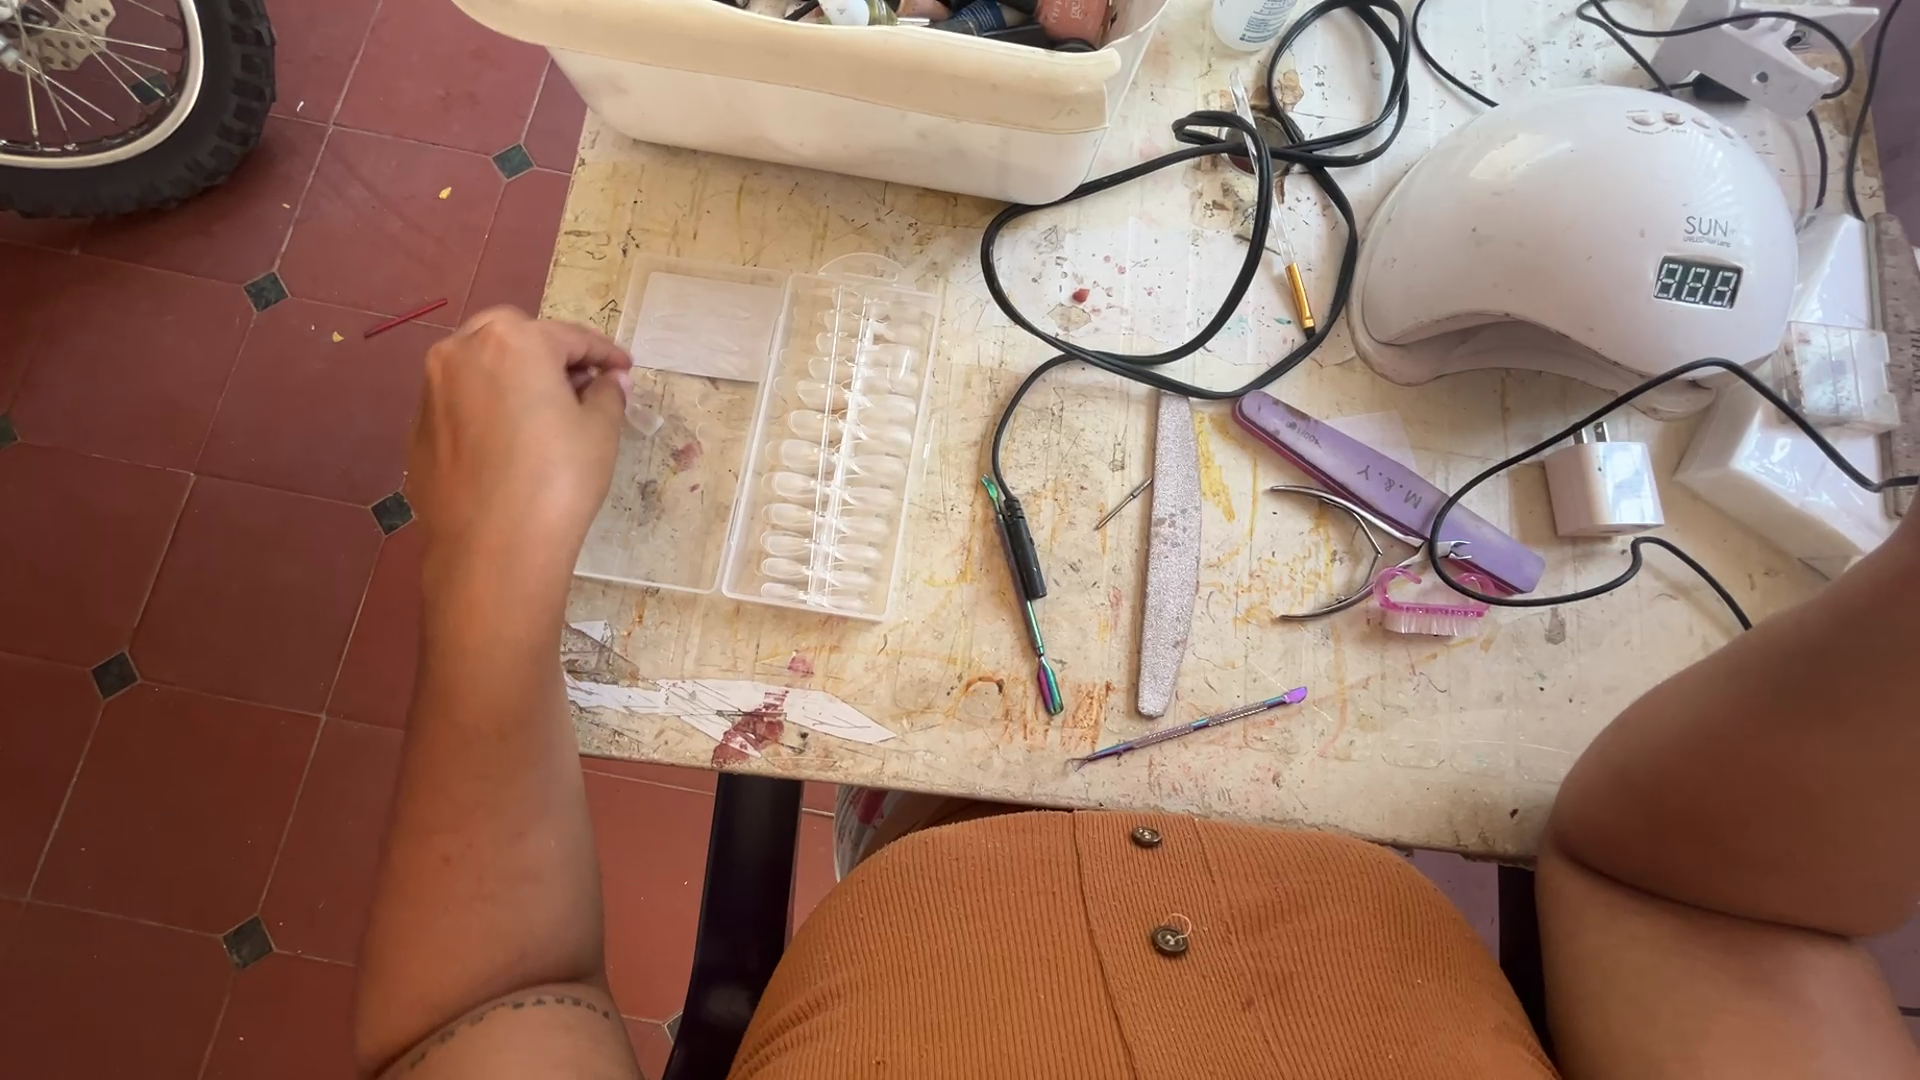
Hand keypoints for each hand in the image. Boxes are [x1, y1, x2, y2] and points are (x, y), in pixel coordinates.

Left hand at [407, 307, 633, 581]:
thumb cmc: (561, 479)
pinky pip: (463, 398)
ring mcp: (432, 388)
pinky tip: (516, 439)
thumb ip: (607, 394)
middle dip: (552, 351)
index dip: (605, 352)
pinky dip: (492, 403)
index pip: (570, 336)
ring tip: (550, 409)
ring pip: (482, 363)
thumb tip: (609, 379)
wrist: (495, 546)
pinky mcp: (420, 426)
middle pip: (515, 334)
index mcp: (514, 342)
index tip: (625, 368)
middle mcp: (462, 350)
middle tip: (584, 382)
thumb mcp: (600, 431)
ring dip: (517, 374)